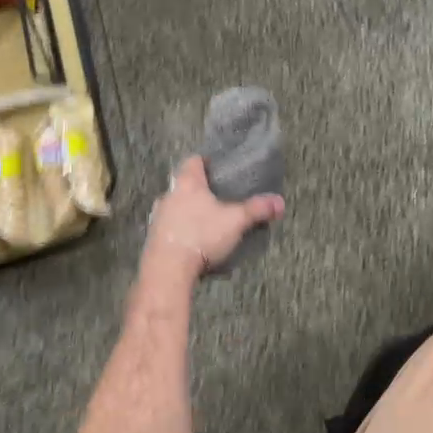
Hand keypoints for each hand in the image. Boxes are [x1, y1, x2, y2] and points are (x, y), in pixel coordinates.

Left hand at [145, 157, 283, 279]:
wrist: (167, 271)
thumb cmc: (202, 235)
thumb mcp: (236, 221)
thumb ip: (257, 209)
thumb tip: (280, 202)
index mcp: (187, 183)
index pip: (193, 160)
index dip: (206, 162)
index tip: (220, 169)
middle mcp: (168, 196)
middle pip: (184, 185)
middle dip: (201, 191)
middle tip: (220, 199)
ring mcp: (157, 218)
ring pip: (175, 207)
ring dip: (189, 212)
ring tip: (209, 223)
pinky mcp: (153, 240)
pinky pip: (170, 229)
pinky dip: (183, 232)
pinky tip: (196, 244)